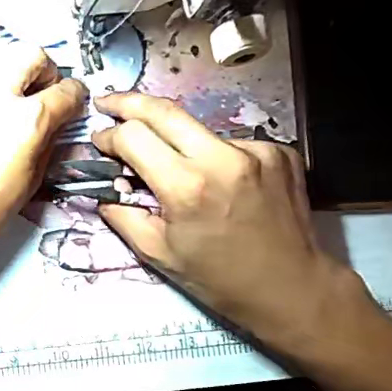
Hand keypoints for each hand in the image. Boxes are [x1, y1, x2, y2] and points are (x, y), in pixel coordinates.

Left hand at [0, 46, 85, 301]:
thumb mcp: (29, 183)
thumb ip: (48, 143)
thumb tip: (55, 125)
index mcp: (25, 121)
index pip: (66, 89)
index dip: (74, 98)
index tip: (71, 102)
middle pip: (31, 54)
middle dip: (44, 72)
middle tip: (43, 94)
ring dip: (11, 70)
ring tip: (10, 99)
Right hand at [91, 92, 372, 353]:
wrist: (290, 287)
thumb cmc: (220, 279)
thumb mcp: (160, 255)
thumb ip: (124, 216)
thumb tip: (105, 189)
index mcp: (187, 187)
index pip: (134, 136)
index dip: (109, 136)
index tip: (101, 142)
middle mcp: (222, 158)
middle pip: (164, 110)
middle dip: (129, 103)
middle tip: (109, 103)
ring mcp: (255, 150)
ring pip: (200, 130)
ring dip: (180, 141)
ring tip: (181, 172)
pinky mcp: (279, 151)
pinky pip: (233, 144)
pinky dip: (218, 158)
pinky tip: (222, 184)